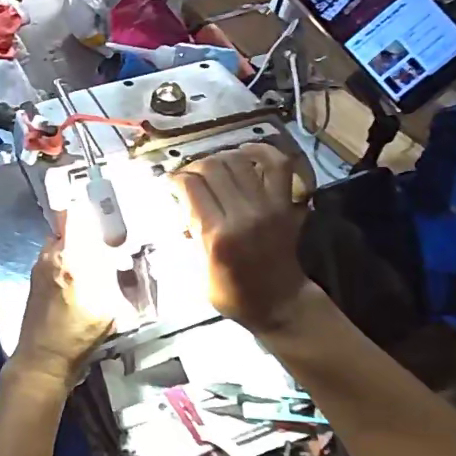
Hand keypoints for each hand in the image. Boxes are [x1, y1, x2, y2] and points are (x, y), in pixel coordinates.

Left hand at [6, 207, 124, 393]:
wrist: (41, 362)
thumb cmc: (76, 337)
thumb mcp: (105, 307)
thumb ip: (109, 275)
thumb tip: (113, 254)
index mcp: (68, 258)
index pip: (74, 216)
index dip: (88, 204)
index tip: (104, 201)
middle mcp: (49, 256)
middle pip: (70, 228)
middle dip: (89, 229)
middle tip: (111, 236)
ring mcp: (39, 268)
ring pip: (63, 244)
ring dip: (80, 246)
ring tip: (100, 257)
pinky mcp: (36, 280)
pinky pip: (57, 258)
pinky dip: (71, 260)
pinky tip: (84, 276)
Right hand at [175, 143, 316, 332]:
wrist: (282, 304)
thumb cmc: (235, 296)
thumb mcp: (200, 273)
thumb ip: (191, 238)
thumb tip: (180, 208)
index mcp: (218, 236)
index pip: (191, 187)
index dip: (175, 179)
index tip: (170, 183)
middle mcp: (243, 215)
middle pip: (212, 168)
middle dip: (193, 167)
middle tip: (188, 176)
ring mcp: (268, 206)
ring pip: (239, 161)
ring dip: (220, 157)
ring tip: (211, 167)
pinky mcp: (285, 203)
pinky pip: (277, 165)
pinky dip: (260, 151)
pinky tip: (244, 153)